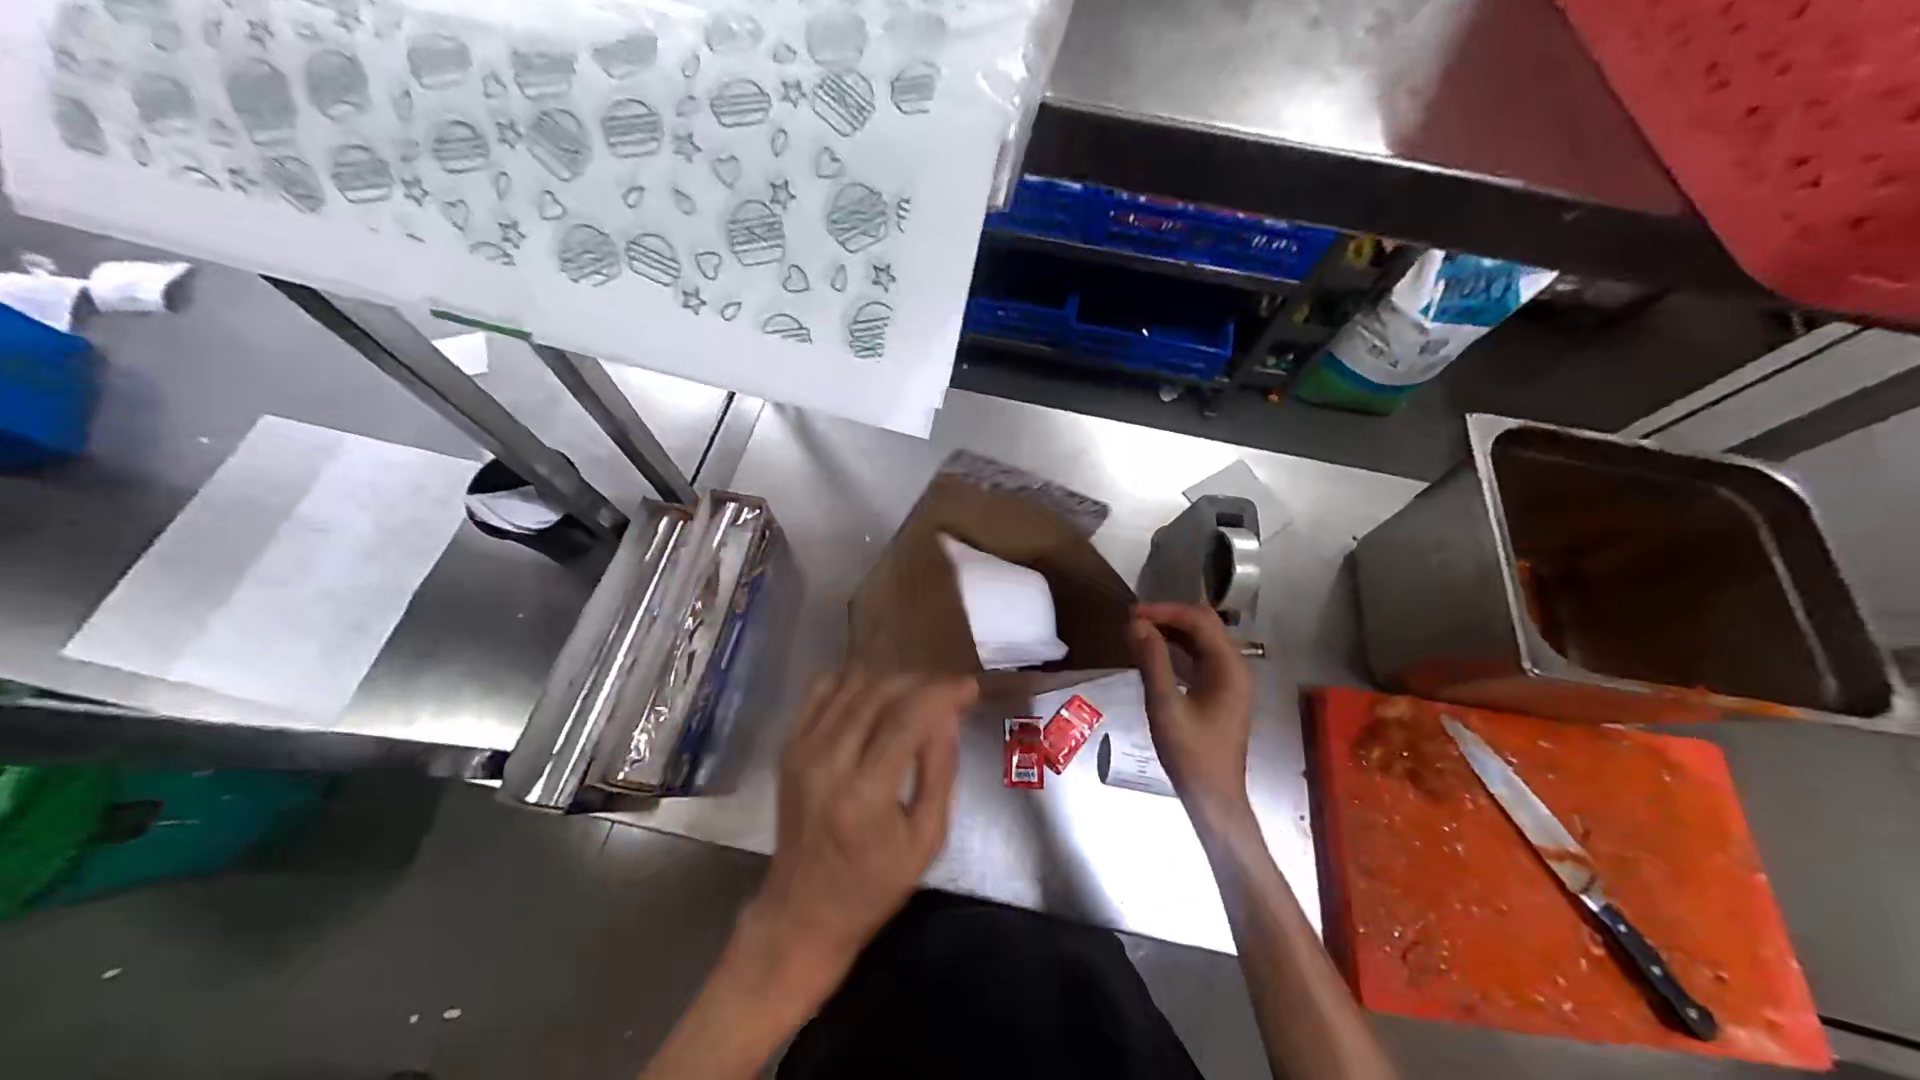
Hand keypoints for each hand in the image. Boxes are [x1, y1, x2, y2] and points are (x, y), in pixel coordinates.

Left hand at [746, 671, 977, 987]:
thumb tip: (948, 715)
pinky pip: (821, 690)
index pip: (908, 718)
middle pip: (880, 692)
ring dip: (892, 679)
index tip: (969, 688)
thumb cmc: (873, 885)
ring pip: (852, 684)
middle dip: (923, 682)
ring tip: (919, 693)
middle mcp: (828, 761)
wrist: (802, 911)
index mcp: (865, 793)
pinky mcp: (789, 747)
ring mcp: (802, 750)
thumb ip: (940, 771)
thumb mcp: (927, 840)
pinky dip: (854, 682)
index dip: (943, 693)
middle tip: (949, 691)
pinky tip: (876, 695)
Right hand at [1129, 603, 1254, 823]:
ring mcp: (1230, 682)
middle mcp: (1235, 668)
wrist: (1214, 797)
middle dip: (1168, 617)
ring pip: (1201, 642)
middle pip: (1204, 626)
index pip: (1199, 620)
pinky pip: (1199, 659)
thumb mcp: (1165, 705)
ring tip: (1137, 632)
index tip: (1132, 614)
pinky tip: (1153, 655)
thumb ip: (1152, 661)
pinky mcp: (1221, 694)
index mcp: (1229, 668)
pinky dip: (1177, 650)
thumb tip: (1135, 624)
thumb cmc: (1190, 754)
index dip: (1165, 611)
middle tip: (1133, 621)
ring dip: (1171, 632)